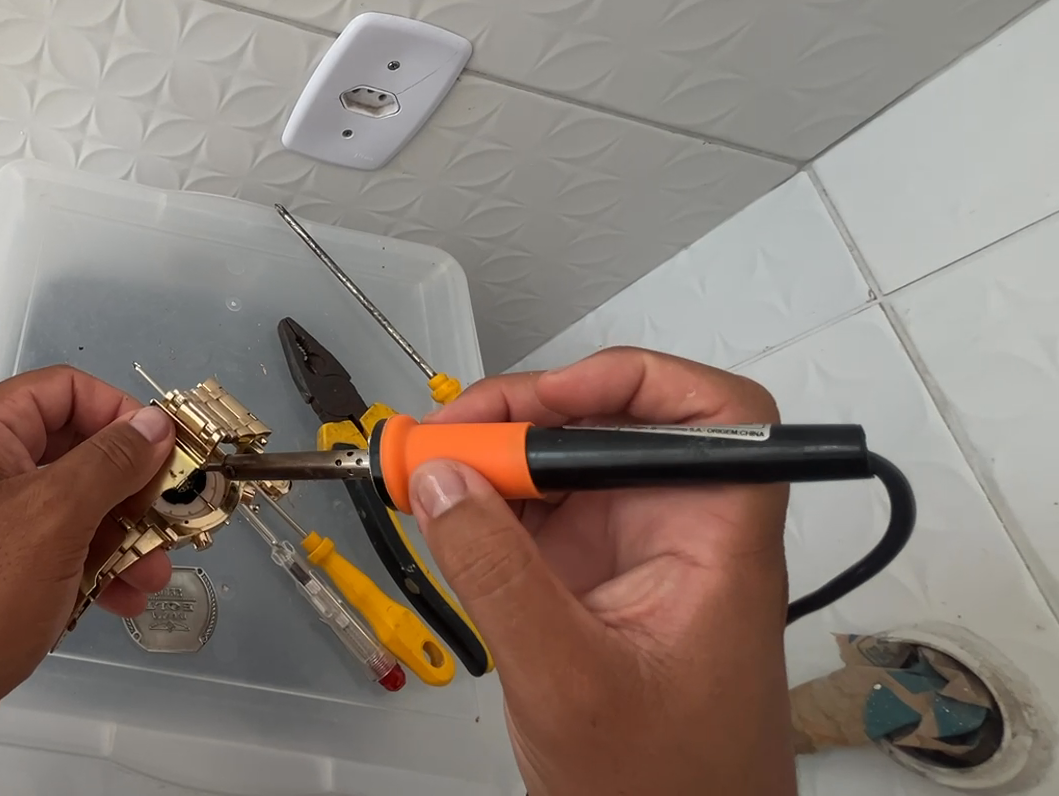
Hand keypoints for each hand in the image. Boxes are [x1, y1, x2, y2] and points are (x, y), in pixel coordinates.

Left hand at [0, 366, 175, 795]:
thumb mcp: (55, 516)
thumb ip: (111, 462)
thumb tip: (153, 424)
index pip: (66, 389)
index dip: (121, 412)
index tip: (167, 452)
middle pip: (71, 450)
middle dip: (128, 489)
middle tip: (170, 521)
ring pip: (66, 505)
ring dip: (116, 536)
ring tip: (151, 578)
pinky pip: (47, 547)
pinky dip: (86, 566)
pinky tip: (120, 599)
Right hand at [410, 347, 794, 795]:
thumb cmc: (658, 789)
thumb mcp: (566, 680)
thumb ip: (497, 575)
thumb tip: (439, 477)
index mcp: (707, 543)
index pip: (715, 416)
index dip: (633, 380)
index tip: (545, 399)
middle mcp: (665, 528)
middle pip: (604, 422)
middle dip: (517, 416)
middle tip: (441, 438)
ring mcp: (616, 547)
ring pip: (552, 459)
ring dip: (483, 452)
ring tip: (421, 466)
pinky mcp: (572, 568)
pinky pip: (519, 503)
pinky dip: (470, 494)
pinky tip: (433, 506)